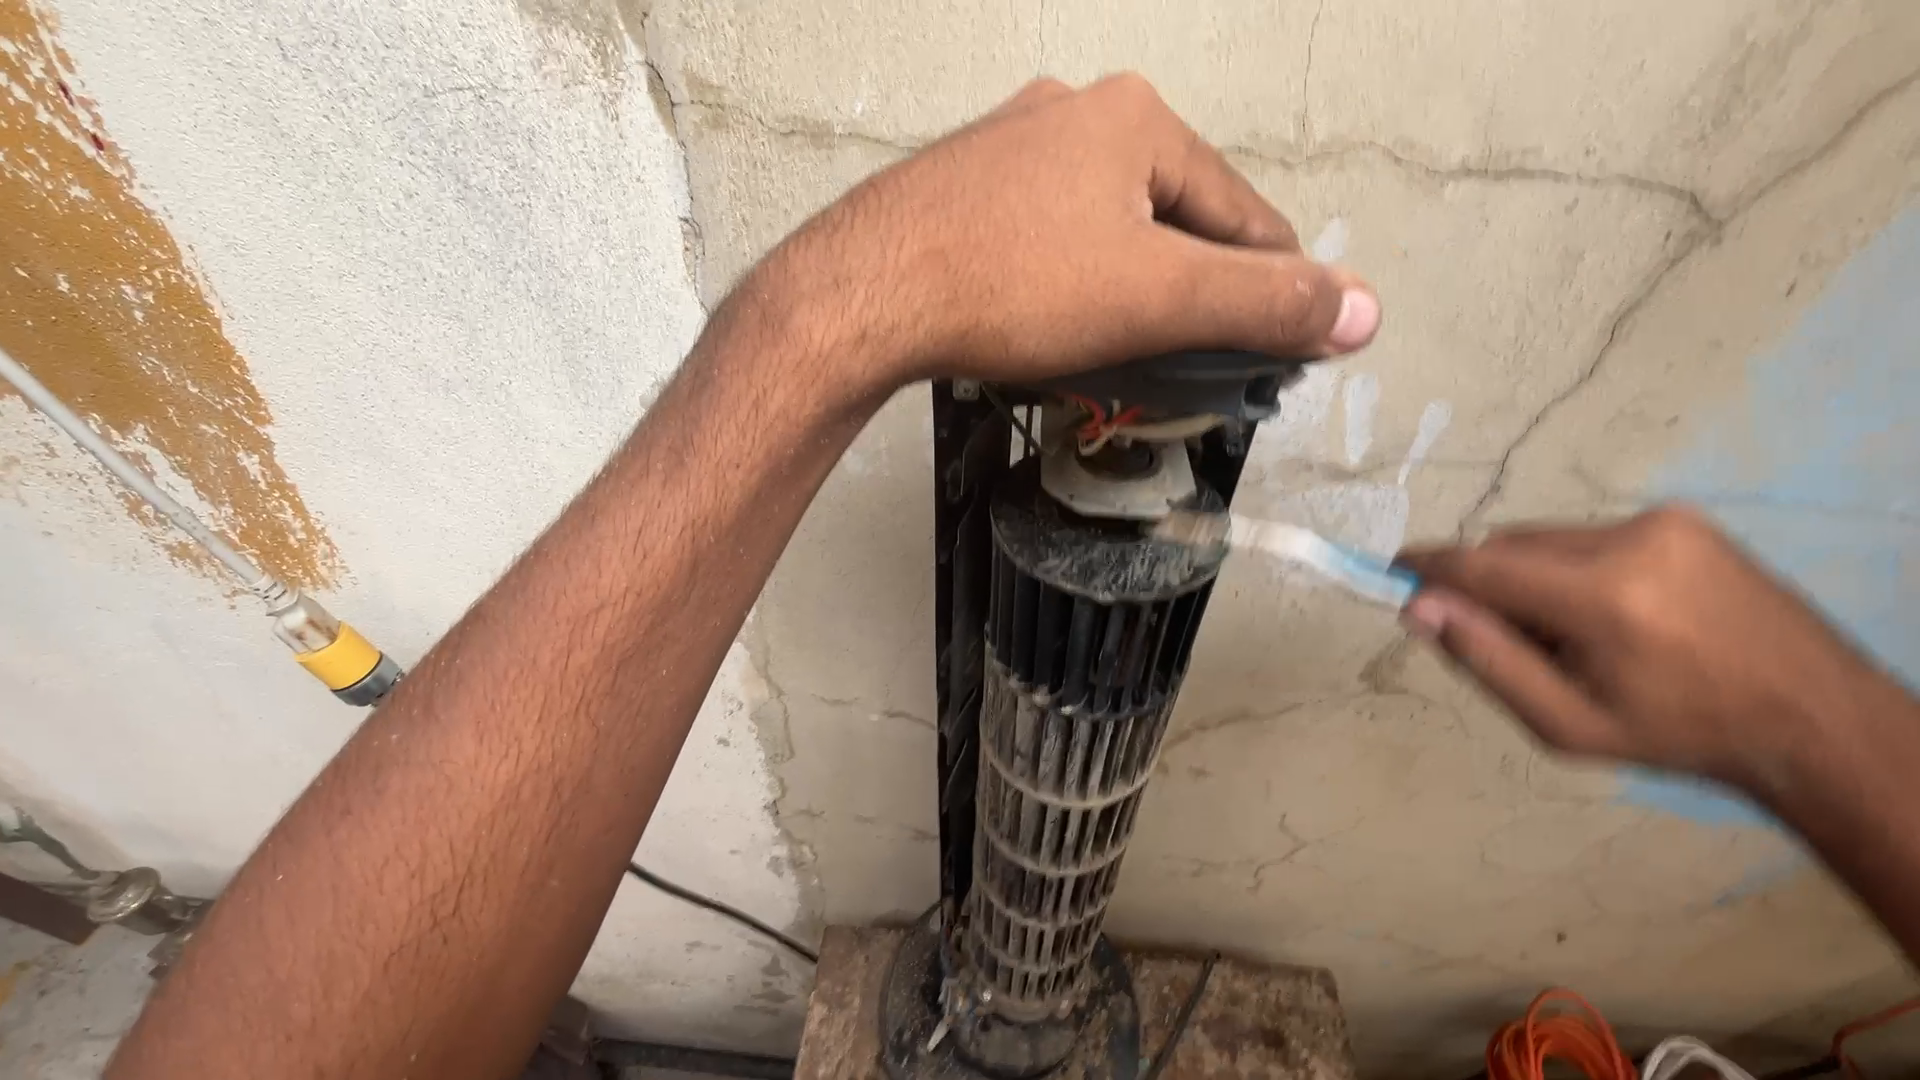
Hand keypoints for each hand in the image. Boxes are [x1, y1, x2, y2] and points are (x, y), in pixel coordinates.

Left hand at [738, 74, 1379, 391]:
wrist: (865, 296)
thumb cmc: (1016, 287)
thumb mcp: (1157, 299)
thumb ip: (1262, 305)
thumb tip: (1365, 312)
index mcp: (1136, 120)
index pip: (1239, 212)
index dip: (1269, 283)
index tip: (1280, 340)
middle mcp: (1073, 114)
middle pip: (1169, 218)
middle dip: (1192, 289)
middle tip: (1201, 358)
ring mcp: (1007, 150)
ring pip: (1103, 229)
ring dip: (1130, 288)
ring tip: (1134, 350)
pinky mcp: (960, 192)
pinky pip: (1045, 240)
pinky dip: (1070, 282)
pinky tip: (1061, 320)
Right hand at [1396, 506, 1904, 795]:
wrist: (1817, 721)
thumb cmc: (1677, 735)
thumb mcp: (1565, 723)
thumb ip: (1484, 660)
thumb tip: (1416, 607)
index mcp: (1604, 600)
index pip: (1482, 567)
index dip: (1429, 567)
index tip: (1393, 570)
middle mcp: (1632, 542)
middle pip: (1508, 548)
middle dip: (1489, 586)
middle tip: (1516, 640)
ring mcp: (1664, 522)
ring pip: (1543, 539)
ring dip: (1530, 576)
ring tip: (1576, 630)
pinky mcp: (1682, 518)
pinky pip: (1584, 535)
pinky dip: (1571, 568)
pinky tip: (1613, 611)